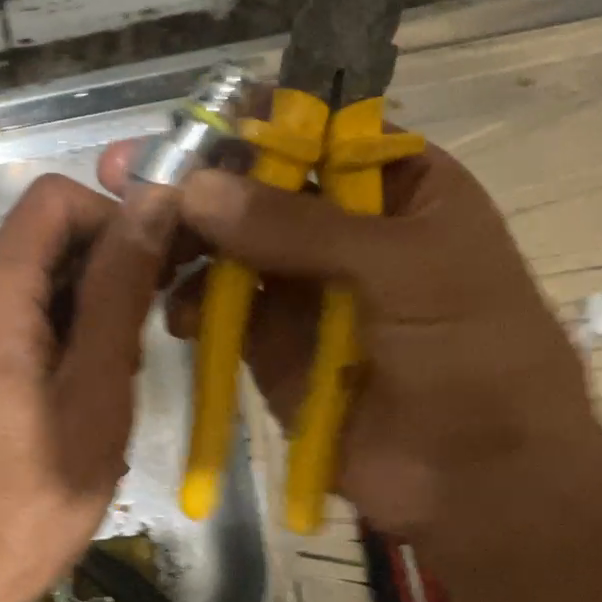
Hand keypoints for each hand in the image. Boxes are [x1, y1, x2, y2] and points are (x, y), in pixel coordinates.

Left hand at [0, 174, 179, 601]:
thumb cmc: (38, 496)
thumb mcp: (96, 390)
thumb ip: (119, 290)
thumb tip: (150, 204)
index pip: (52, 201)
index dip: (113, 216)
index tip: (158, 267)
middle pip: (40, 244)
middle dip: (104, 273)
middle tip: (145, 341)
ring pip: (31, 289)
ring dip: (86, 316)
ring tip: (115, 385)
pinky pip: (12, 329)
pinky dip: (57, 343)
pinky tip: (84, 401)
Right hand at [98, 140, 601, 539]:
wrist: (473, 477)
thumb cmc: (470, 354)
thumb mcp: (404, 268)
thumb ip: (300, 227)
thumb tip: (195, 188)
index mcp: (397, 189)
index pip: (316, 134)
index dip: (253, 124)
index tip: (188, 124)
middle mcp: (343, 231)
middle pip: (257, 189)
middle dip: (197, 182)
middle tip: (128, 173)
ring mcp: (300, 292)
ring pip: (228, 249)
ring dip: (185, 244)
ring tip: (144, 248)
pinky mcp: (267, 348)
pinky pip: (219, 312)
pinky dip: (192, 307)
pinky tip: (179, 316)